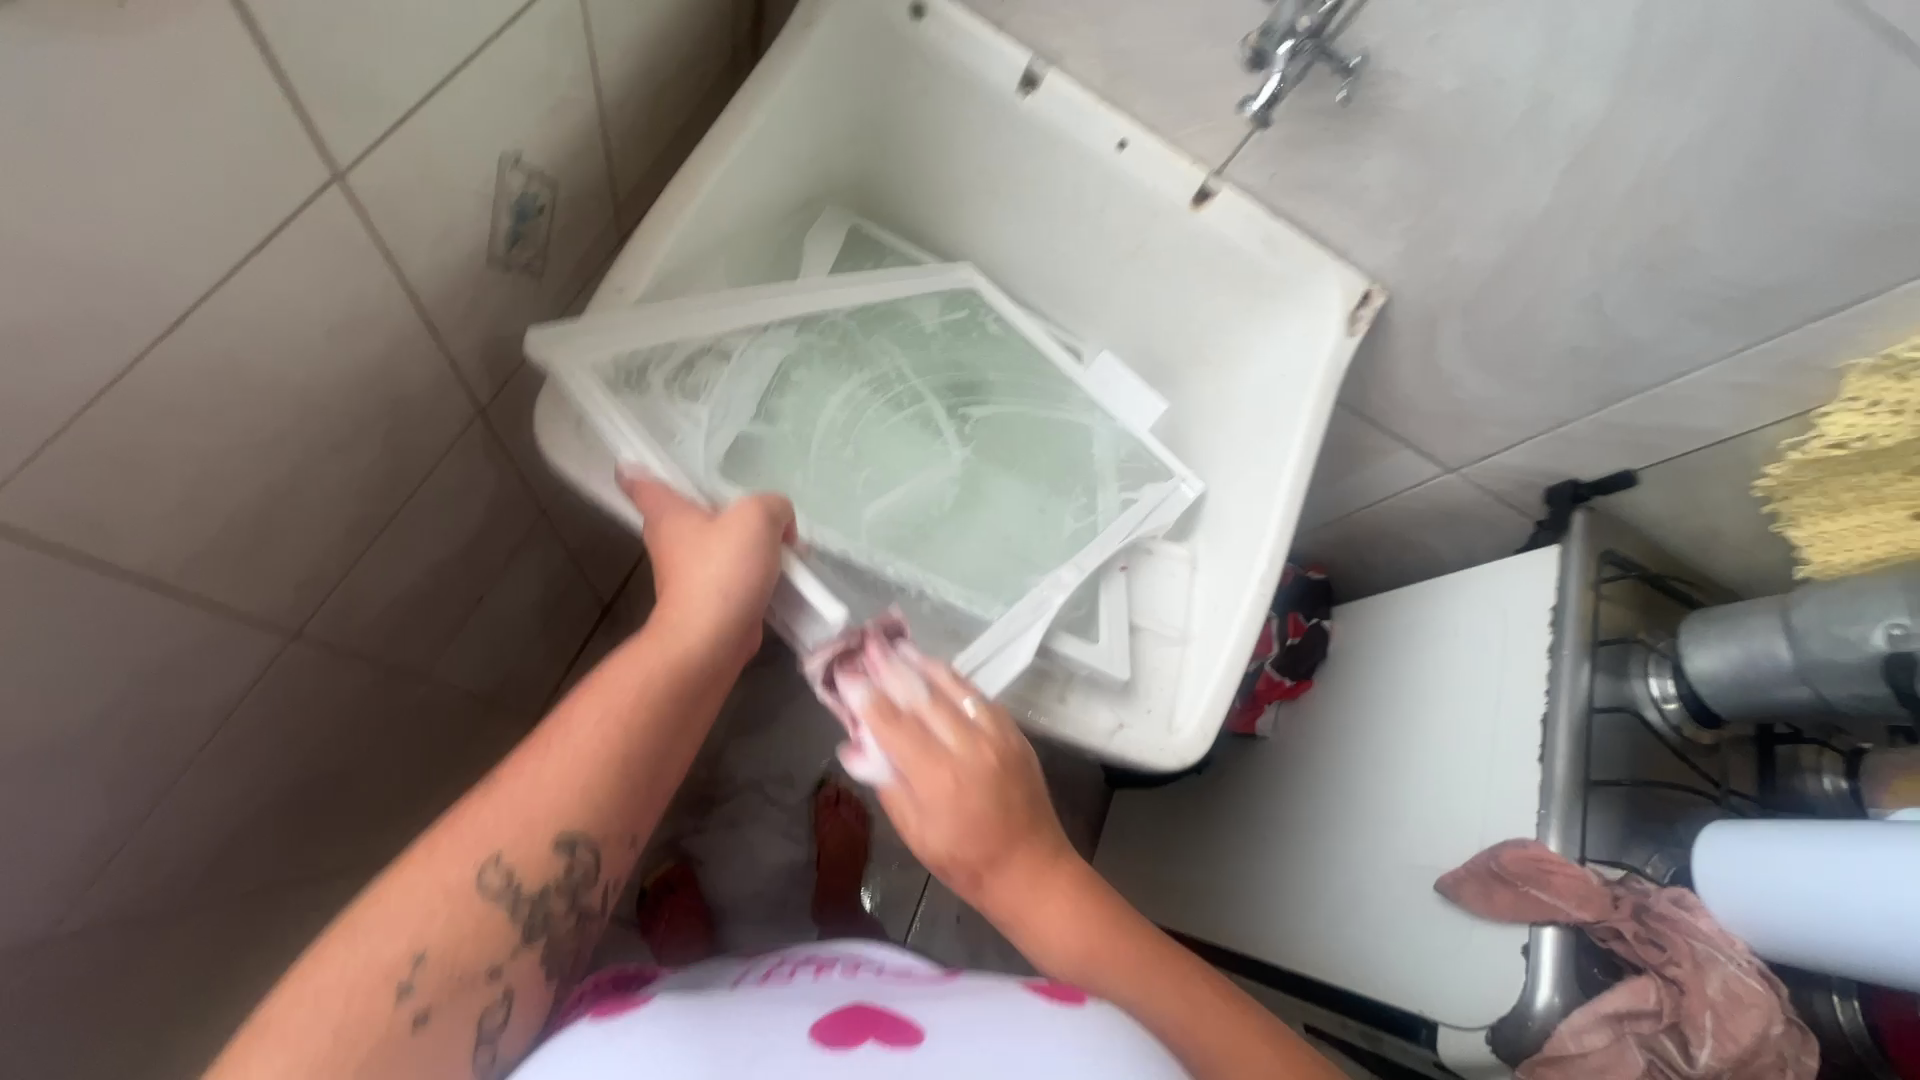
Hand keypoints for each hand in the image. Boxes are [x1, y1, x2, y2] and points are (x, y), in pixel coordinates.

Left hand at [619, 466, 794, 665]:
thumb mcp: (757, 517)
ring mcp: (687, 573)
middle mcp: (669, 540)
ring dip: (743, 543)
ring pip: (715, 545)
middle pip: (688, 512)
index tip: (642, 462)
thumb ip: (774, 505)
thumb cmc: (722, 569)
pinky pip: (732, 574)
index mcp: (667, 512)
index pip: (640, 482)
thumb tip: (780, 523)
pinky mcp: (707, 599)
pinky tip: (781, 574)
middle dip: (716, 507)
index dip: (640, 468)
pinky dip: (753, 572)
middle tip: (751, 504)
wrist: (712, 638)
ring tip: (782, 543)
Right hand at [838, 645, 1079, 917]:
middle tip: (867, 643)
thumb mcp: (913, 833)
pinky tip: (933, 668)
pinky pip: (977, 696)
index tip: (845, 674)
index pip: (893, 724)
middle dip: (890, 667)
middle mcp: (969, 747)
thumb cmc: (963, 860)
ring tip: (896, 645)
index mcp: (938, 778)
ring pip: (953, 687)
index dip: (866, 696)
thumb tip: (854, 741)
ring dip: (921, 663)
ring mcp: (996, 734)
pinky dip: (952, 679)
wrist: (1030, 867)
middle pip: (922, 696)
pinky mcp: (1014, 731)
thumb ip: (885, 782)